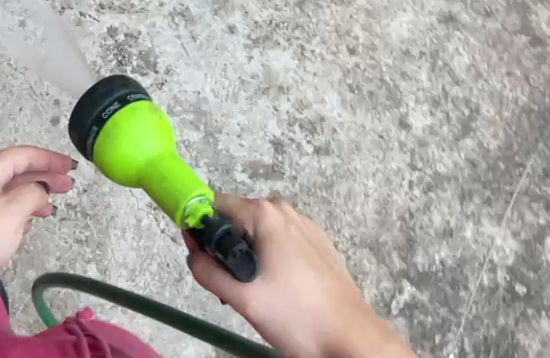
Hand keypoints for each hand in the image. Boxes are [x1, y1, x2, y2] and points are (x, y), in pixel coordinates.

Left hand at [0, 146, 75, 293]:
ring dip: (34, 195)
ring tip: (54, 208)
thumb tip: (39, 190)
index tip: (69, 165)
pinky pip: (4, 210)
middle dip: (44, 176)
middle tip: (69, 185)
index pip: (22, 155)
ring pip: (11, 192)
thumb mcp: (13, 211)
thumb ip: (32, 194)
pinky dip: (21, 212)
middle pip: (17, 172)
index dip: (47, 157)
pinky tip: (30, 224)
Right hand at [185, 195, 414, 357]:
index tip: (204, 261)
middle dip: (226, 247)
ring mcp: (305, 225)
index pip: (213, 206)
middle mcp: (283, 209)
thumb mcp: (242, 299)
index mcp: (263, 213)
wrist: (356, 345)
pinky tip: (282, 291)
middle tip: (233, 286)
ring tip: (259, 293)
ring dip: (249, 255)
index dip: (201, 231)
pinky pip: (281, 241)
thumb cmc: (298, 318)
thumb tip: (192, 253)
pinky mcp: (319, 244)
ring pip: (259, 232)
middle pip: (236, 218)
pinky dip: (272, 258)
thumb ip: (206, 271)